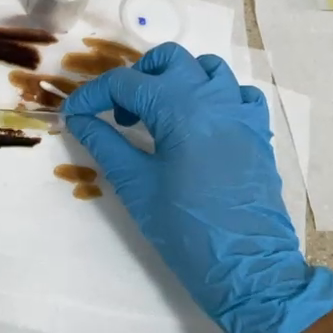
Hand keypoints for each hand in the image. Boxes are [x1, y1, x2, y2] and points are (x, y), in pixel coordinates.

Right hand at [61, 43, 332, 332]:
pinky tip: (198, 123)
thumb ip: (104, 143)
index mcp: (181, 108)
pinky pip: (237, 93)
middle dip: (137, 77)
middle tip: (121, 114)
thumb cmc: (186, 230)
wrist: (250, 272)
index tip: (74, 114)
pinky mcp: (258, 131)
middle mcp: (213, 98)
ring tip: (159, 113)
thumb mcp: (135, 186)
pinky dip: (213, 96)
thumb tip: (77, 119)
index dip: (93, 95)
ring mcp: (241, 112)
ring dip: (176, 80)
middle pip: (167, 60)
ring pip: (206, 67)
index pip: (126, 82)